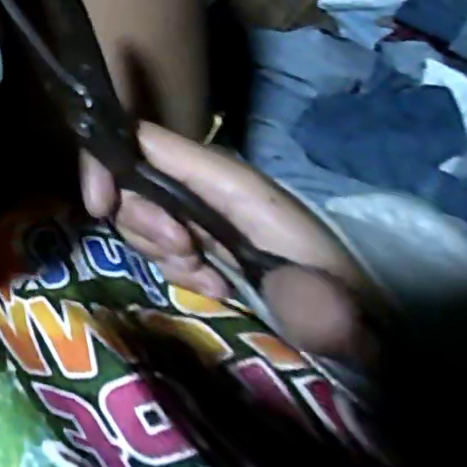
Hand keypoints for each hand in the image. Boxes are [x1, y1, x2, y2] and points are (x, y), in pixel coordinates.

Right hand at [82, 123, 373, 358]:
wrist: (368, 326)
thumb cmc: (347, 296)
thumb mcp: (334, 299)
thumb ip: (315, 304)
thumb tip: (303, 308)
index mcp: (224, 177)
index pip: (142, 140)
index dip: (107, 161)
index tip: (99, 207)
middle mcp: (204, 185)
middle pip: (131, 180)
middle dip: (143, 223)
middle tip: (187, 257)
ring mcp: (200, 212)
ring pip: (139, 213)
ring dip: (158, 250)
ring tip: (209, 278)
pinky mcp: (201, 239)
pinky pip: (157, 242)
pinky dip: (172, 267)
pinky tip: (212, 285)